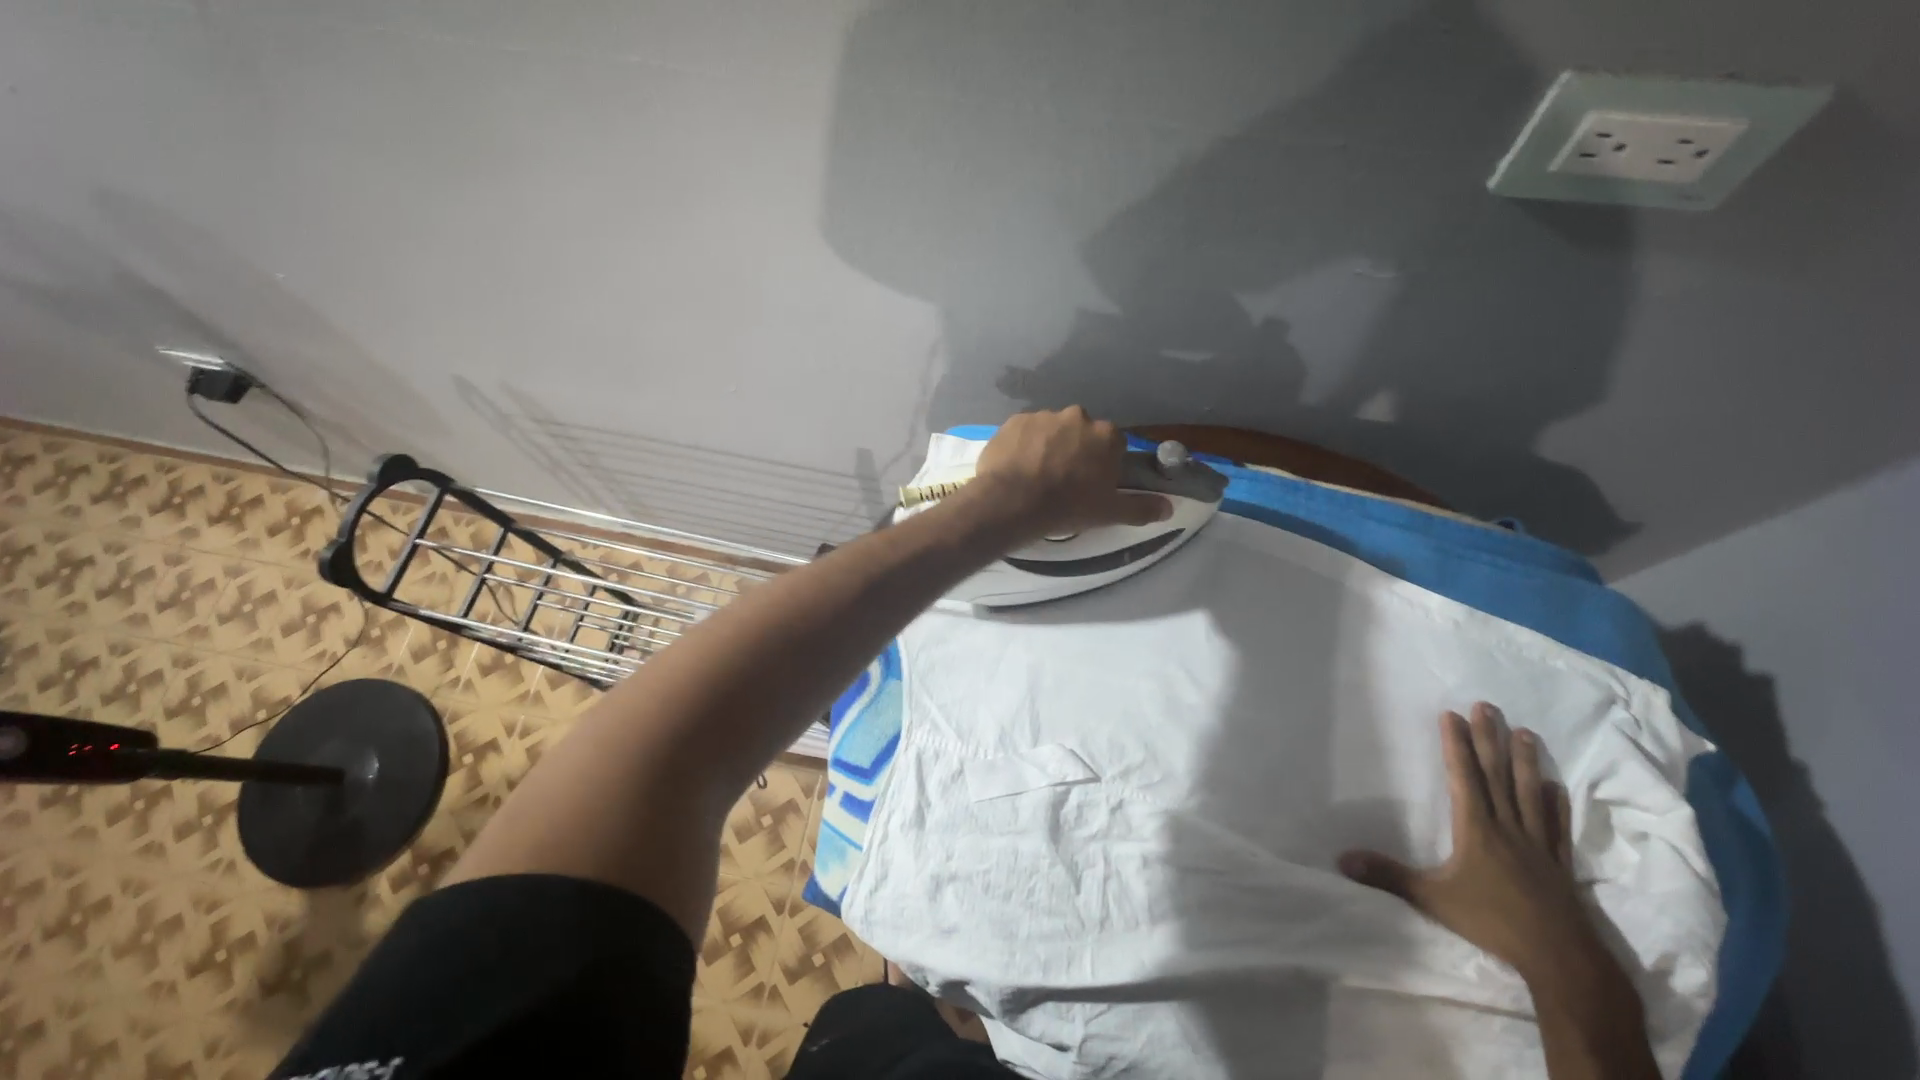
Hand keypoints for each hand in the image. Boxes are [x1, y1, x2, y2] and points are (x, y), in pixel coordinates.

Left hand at [968, 407, 1172, 543]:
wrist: (1012, 502)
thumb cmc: (1068, 506)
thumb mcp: (1110, 513)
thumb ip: (1141, 508)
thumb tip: (1169, 508)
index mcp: (1106, 435)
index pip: (1113, 445)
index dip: (1104, 464)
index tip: (1093, 484)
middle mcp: (1077, 416)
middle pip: (1082, 434)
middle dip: (1076, 452)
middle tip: (1064, 481)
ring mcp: (1043, 416)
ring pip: (1052, 431)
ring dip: (1049, 447)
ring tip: (1036, 477)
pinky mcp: (1014, 422)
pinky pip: (1025, 433)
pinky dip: (1023, 446)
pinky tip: (1017, 468)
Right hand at [1338, 703, 1603, 980]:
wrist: (1558, 955)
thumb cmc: (1491, 921)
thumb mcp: (1431, 898)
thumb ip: (1388, 876)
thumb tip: (1341, 858)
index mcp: (1476, 830)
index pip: (1464, 778)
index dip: (1457, 745)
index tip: (1452, 715)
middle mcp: (1508, 827)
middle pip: (1497, 776)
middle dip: (1490, 739)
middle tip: (1488, 706)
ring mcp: (1537, 844)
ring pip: (1529, 793)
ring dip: (1526, 762)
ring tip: (1526, 733)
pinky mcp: (1558, 864)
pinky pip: (1556, 826)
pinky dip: (1555, 805)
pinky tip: (1555, 787)